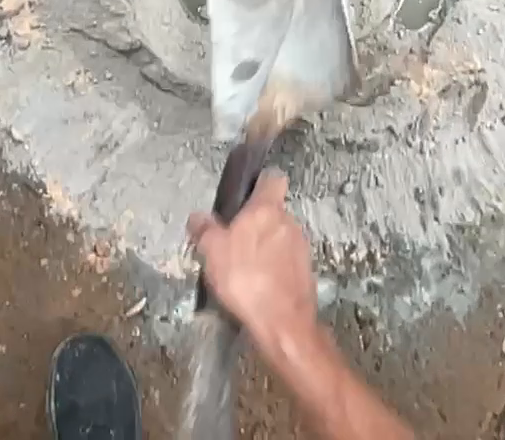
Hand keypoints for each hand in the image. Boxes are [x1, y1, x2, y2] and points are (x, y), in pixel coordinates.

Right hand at [187, 170, 316, 342]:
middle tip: (233, 239)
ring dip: (265, 245)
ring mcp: (302, 249)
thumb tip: (197, 216)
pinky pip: (286, 260)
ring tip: (244, 266)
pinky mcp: (307, 274)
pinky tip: (258, 284)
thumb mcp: (212, 251)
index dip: (260, 182)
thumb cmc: (245, 278)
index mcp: (267, 209)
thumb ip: (204, 229)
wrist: (284, 326)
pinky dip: (274, 267)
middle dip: (256, 222)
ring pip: (279, 236)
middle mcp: (289, 223)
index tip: (246, 193)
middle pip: (272, 211)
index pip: (273, 179)